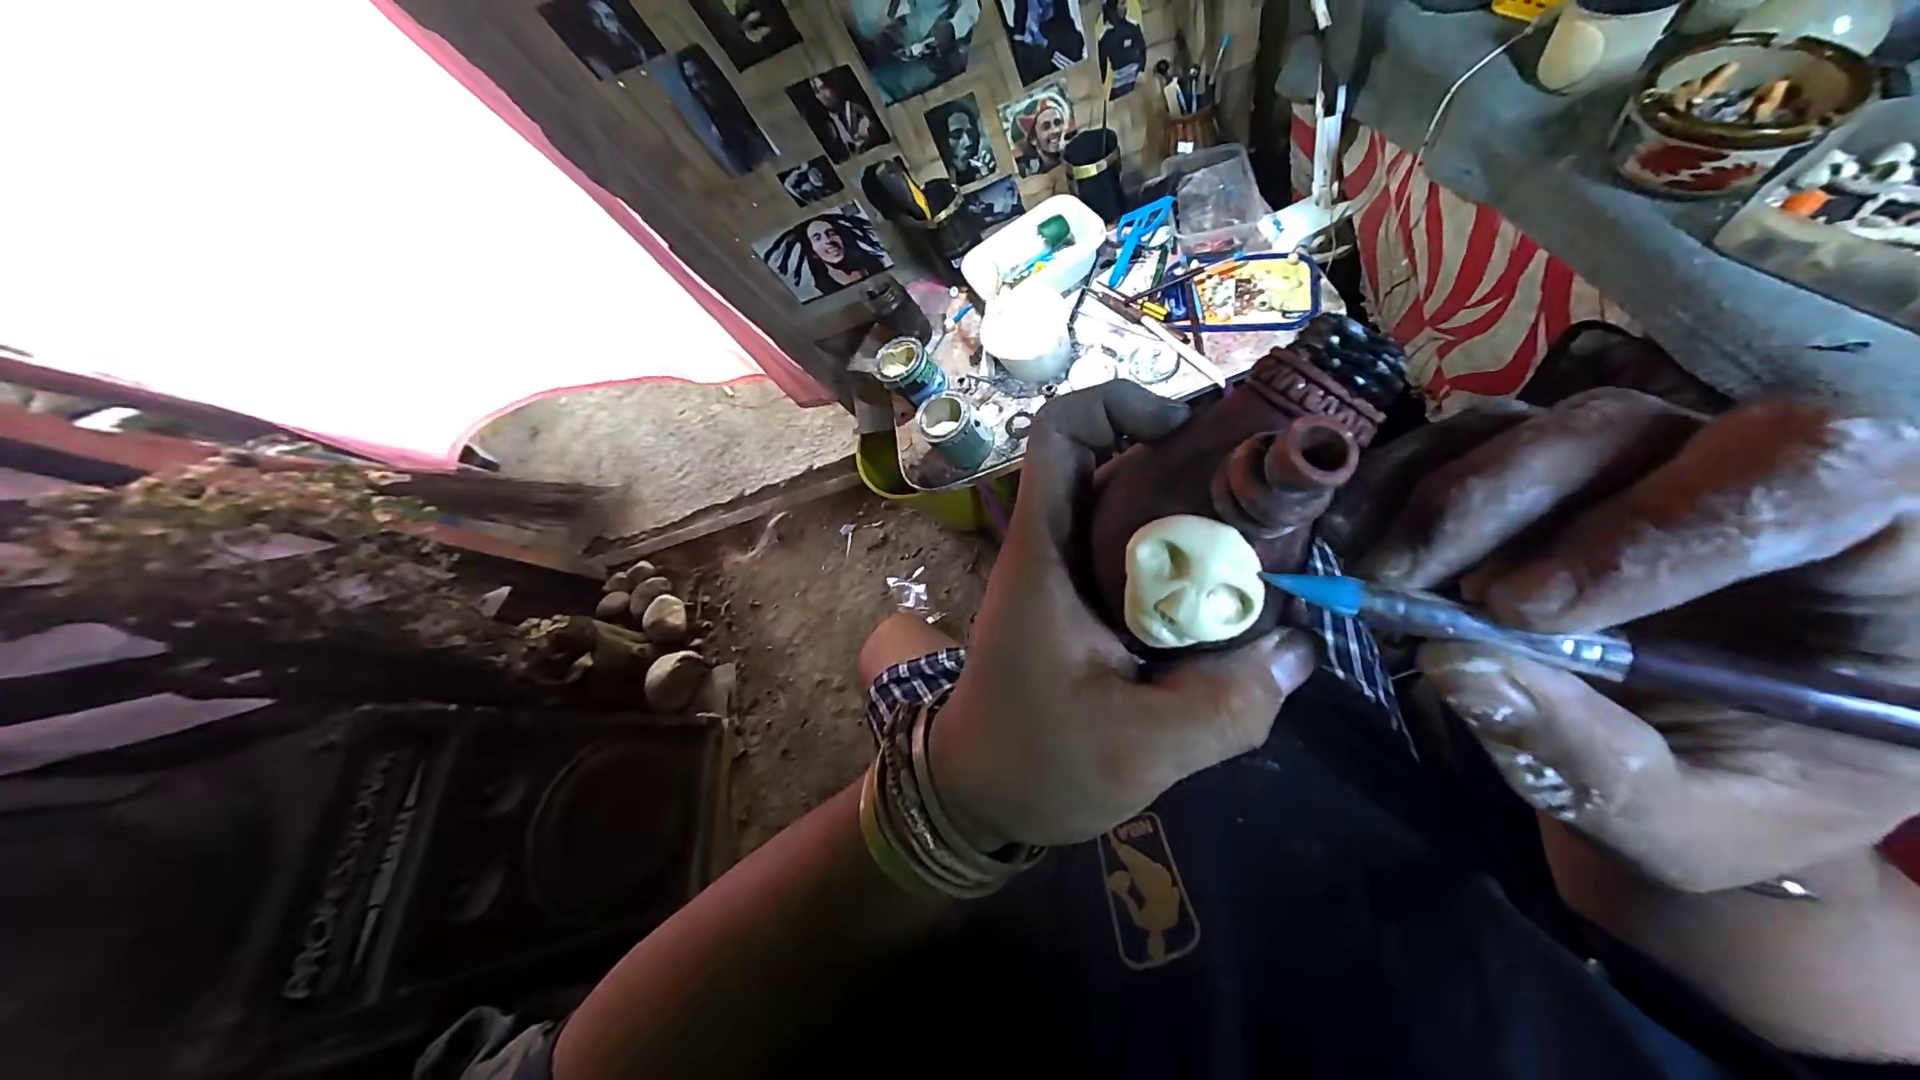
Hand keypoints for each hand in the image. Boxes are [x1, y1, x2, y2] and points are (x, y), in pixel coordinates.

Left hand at [931, 382, 1315, 847]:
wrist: (977, 796)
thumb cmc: (1037, 765)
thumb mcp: (1142, 749)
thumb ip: (1229, 702)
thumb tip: (1297, 649)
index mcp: (1044, 556)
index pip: (1058, 434)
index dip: (1118, 403)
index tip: (1187, 431)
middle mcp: (1050, 550)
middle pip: (1109, 464)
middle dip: (1182, 459)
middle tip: (1261, 486)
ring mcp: (1064, 578)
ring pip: (1126, 511)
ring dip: (1187, 510)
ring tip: (1263, 535)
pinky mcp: (1079, 608)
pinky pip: (1132, 557)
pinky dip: (1179, 557)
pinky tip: (1227, 593)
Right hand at [1326, 390, 1919, 891]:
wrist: (1675, 764)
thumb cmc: (1724, 799)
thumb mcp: (1681, 823)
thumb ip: (1592, 759)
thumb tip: (1453, 662)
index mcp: (1875, 557)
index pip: (1804, 476)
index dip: (1654, 527)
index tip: (1516, 611)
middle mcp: (1739, 474)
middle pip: (1616, 430)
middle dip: (1491, 509)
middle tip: (1402, 590)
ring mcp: (1621, 459)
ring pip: (1519, 425)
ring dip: (1429, 499)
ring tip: (1372, 575)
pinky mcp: (1529, 463)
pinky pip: (1453, 441)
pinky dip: (1390, 481)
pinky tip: (1352, 536)